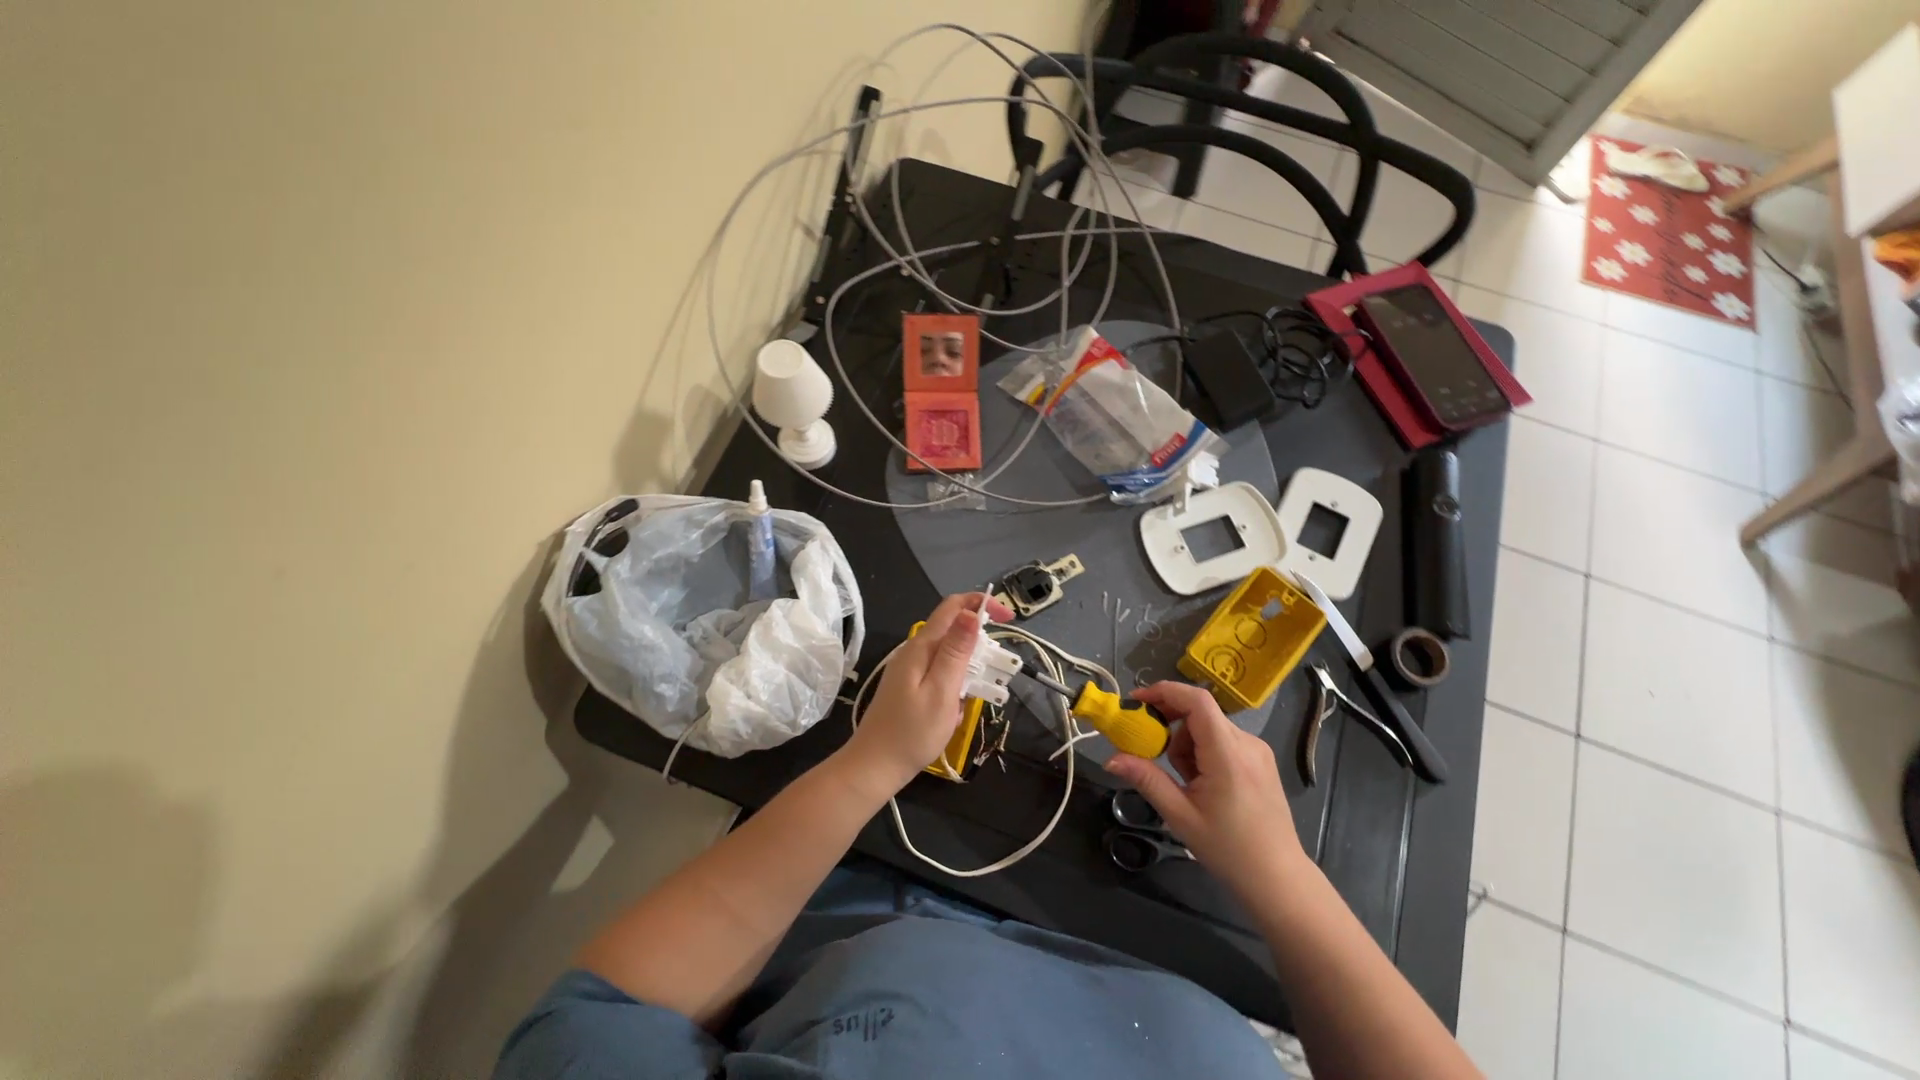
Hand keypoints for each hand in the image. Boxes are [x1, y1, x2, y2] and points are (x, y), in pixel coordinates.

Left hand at [838, 592, 1013, 796]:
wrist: (874, 766)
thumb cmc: (912, 732)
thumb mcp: (941, 690)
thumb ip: (956, 651)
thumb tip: (971, 613)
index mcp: (921, 647)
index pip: (953, 607)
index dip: (982, 604)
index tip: (1009, 618)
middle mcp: (914, 652)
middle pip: (951, 628)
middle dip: (979, 638)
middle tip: (998, 665)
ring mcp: (910, 670)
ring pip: (947, 652)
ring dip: (969, 664)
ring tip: (979, 690)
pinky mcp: (910, 687)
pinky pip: (940, 672)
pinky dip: (956, 681)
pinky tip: (959, 706)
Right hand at [1104, 681, 1307, 899]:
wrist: (1277, 877)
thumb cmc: (1228, 849)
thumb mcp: (1180, 816)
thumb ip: (1147, 780)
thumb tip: (1111, 758)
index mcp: (1228, 754)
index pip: (1197, 701)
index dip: (1165, 692)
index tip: (1136, 702)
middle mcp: (1247, 743)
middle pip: (1199, 713)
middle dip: (1171, 728)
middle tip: (1154, 755)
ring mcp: (1258, 750)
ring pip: (1210, 727)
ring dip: (1188, 744)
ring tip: (1186, 784)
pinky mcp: (1262, 760)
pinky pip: (1224, 739)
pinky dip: (1205, 751)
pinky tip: (1203, 783)